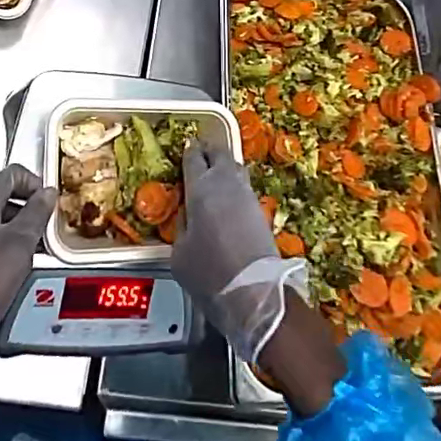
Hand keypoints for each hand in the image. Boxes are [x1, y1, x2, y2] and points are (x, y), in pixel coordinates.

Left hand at [0, 165, 54, 403]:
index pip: (12, 174)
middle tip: (48, 228)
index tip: (50, 204)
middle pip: (3, 195)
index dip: (36, 184)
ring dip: (19, 228)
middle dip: (29, 208)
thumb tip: (47, 193)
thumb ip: (37, 213)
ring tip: (38, 249)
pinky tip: (18, 264)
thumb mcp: (20, 244)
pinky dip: (5, 243)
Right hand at [172, 141, 308, 362]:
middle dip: (209, 150)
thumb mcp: (180, 253)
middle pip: (220, 154)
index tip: (186, 147)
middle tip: (201, 150)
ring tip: (215, 170)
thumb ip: (181, 226)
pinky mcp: (261, 211)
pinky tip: (228, 195)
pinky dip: (234, 184)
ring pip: (235, 167)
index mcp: (201, 188)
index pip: (193, 158)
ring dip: (224, 164)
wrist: (255, 293)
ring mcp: (247, 196)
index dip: (188, 151)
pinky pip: (244, 186)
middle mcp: (226, 184)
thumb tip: (188, 216)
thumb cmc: (209, 274)